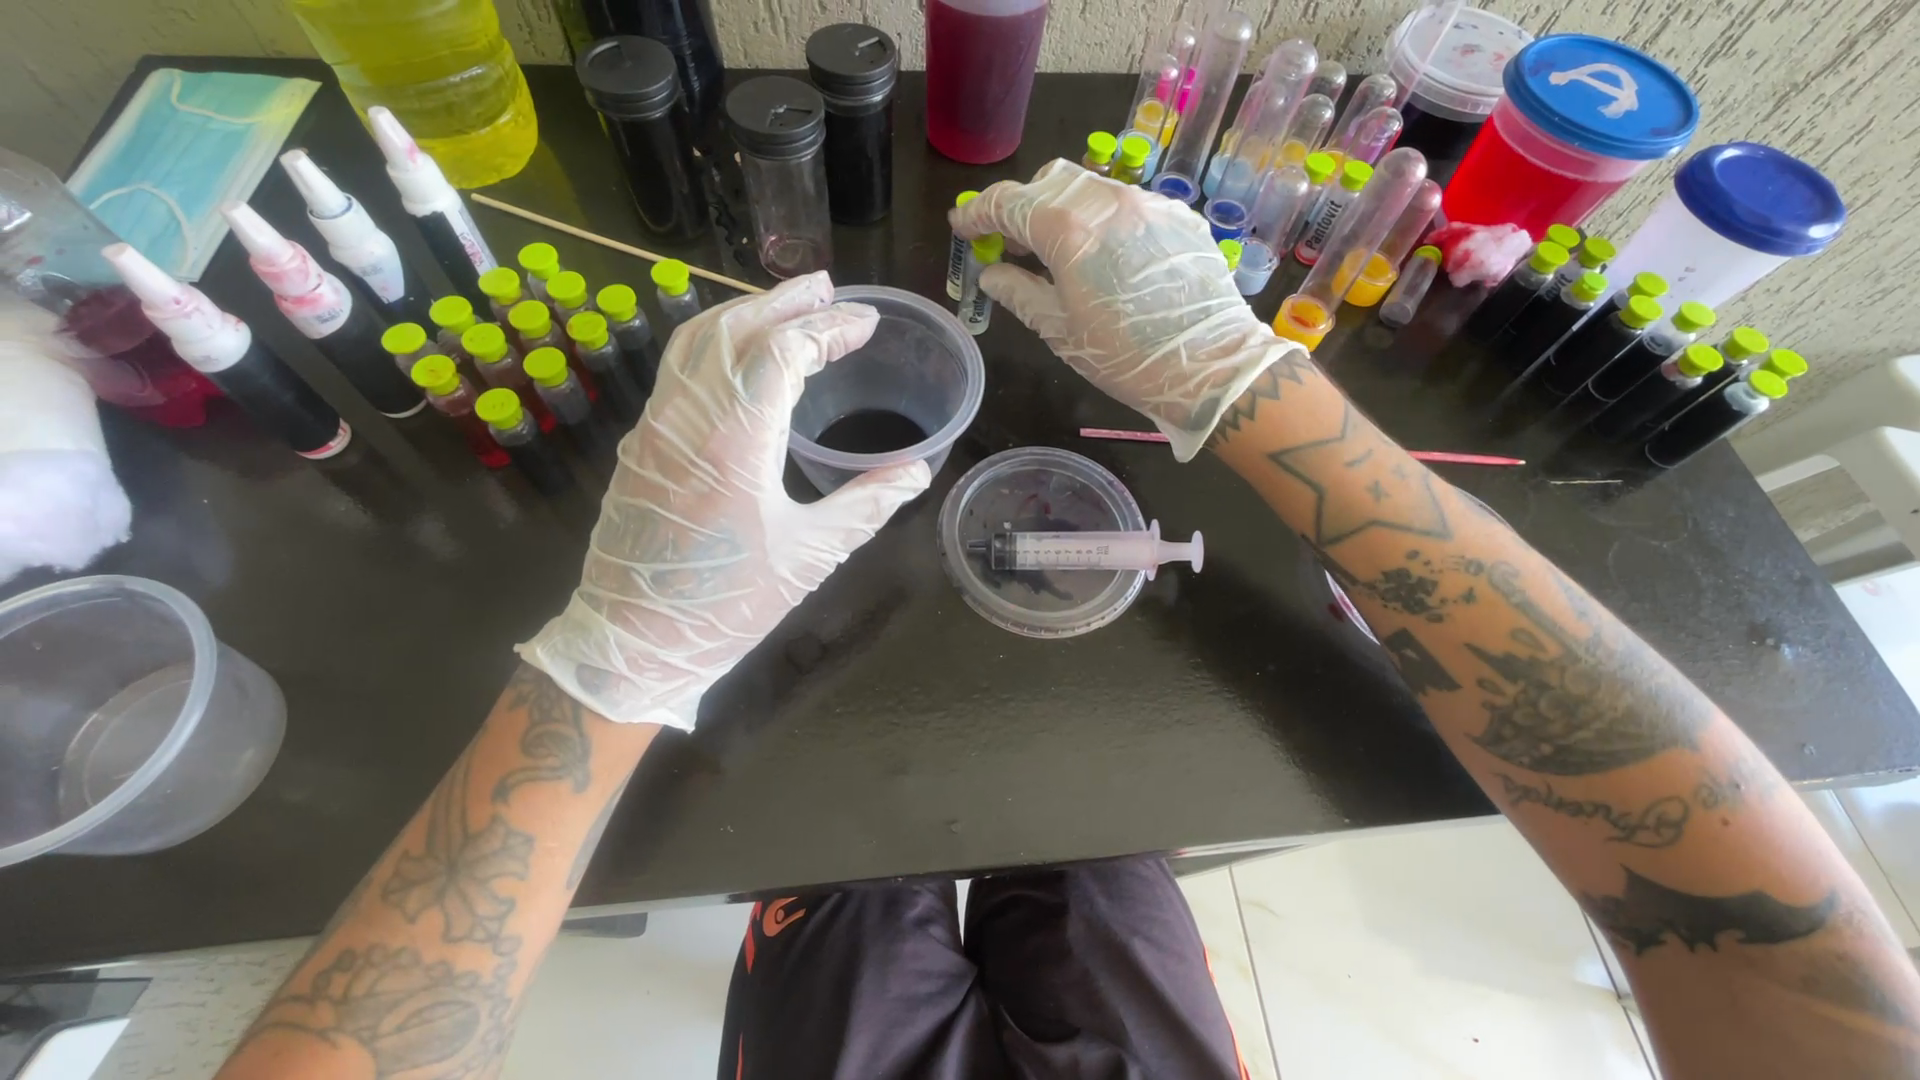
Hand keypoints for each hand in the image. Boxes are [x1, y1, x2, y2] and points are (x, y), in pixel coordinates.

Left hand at [517, 273, 929, 728]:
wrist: (631, 641)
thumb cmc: (726, 604)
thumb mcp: (809, 557)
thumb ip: (865, 505)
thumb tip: (917, 471)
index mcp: (733, 439)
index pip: (781, 353)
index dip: (827, 329)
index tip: (865, 323)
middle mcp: (686, 417)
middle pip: (731, 328)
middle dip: (782, 300)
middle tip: (826, 287)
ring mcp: (654, 427)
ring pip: (693, 341)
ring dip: (742, 313)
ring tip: (786, 305)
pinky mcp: (639, 445)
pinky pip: (676, 370)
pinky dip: (713, 343)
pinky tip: (738, 356)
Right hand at [951, 160, 1301, 460]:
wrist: (1210, 365)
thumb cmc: (1125, 357)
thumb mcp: (1060, 330)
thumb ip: (1019, 293)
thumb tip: (992, 275)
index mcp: (1070, 229)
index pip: (1009, 202)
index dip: (977, 213)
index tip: (961, 227)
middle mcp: (1108, 201)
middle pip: (1048, 181)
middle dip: (1022, 206)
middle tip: (1011, 244)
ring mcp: (1148, 203)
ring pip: (1090, 187)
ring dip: (1063, 210)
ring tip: (1057, 251)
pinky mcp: (1178, 215)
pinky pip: (1127, 204)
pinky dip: (1102, 221)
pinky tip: (1105, 258)